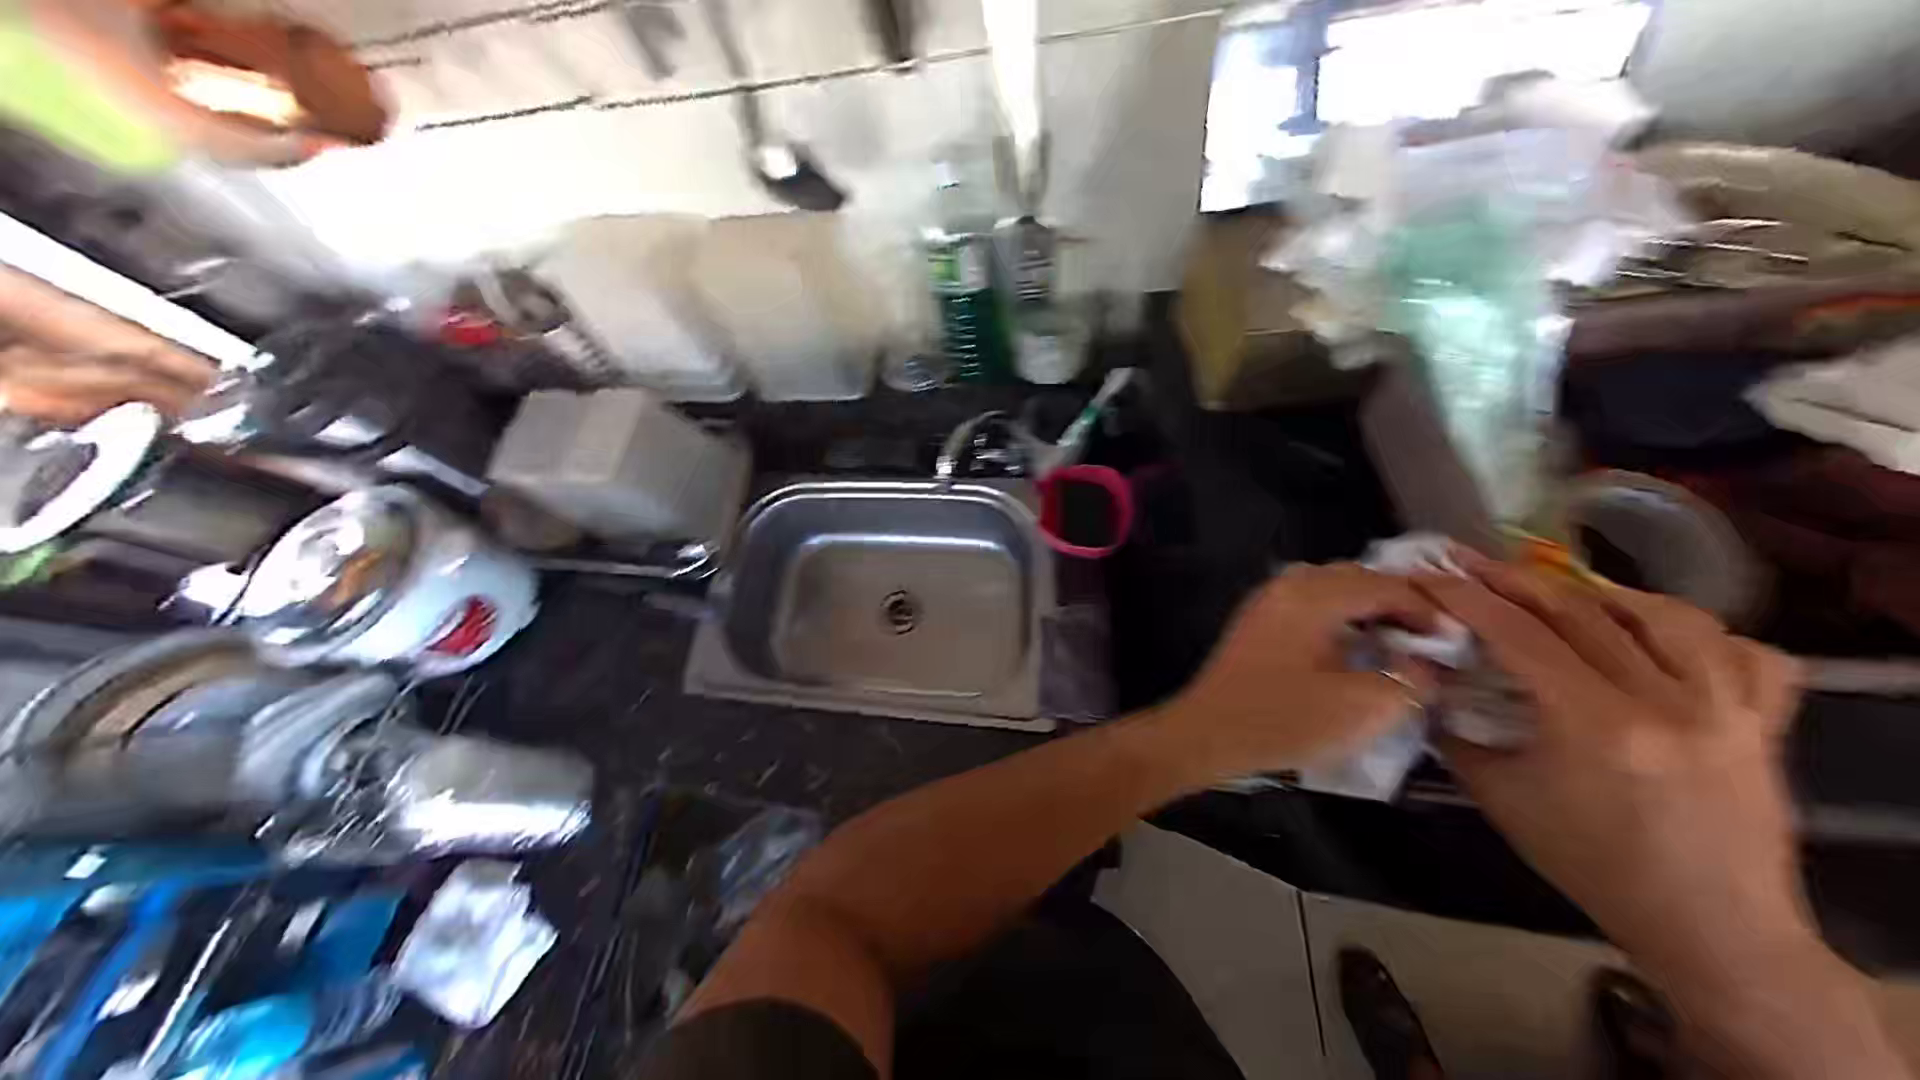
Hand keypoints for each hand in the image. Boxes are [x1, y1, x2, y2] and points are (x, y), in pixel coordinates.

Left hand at [1143, 563, 1439, 780]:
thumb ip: (1408, 679)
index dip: (1425, 608)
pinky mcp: (1256, 623)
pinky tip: (1351, 644)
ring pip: (1328, 586)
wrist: (1207, 733)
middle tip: (1427, 634)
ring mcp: (1265, 602)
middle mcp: (1286, 587)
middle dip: (1396, 599)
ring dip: (1364, 605)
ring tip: (1394, 638)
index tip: (1452, 638)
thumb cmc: (1283, 719)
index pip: (1383, 585)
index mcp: (1312, 597)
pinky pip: (1306, 602)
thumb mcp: (1362, 707)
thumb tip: (1425, 663)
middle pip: (1354, 576)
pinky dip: (1336, 614)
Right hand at [1418, 561, 1810, 974]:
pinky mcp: (1765, 724)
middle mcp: (1669, 702)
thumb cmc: (1588, 861)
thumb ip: (1455, 729)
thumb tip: (1426, 680)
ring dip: (1598, 594)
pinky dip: (1696, 631)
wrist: (1708, 925)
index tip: (1428, 574)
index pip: (1518, 634)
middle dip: (1514, 579)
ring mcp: (1729, 709)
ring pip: (1665, 616)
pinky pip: (1745, 653)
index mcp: (1596, 723)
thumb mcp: (1497, 794)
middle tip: (1469, 562)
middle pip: (1582, 611)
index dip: (1465, 598)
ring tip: (1557, 591)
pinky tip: (1656, 634)